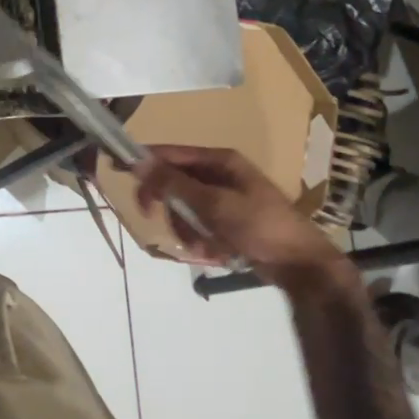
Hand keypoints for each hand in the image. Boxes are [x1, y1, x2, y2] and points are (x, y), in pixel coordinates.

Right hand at [134, 145, 346, 289]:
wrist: (302, 266)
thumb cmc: (260, 226)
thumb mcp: (212, 204)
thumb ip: (173, 183)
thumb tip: (137, 160)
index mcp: (219, 160)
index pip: (170, 153)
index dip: (143, 159)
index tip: (116, 167)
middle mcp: (219, 175)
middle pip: (173, 182)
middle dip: (168, 205)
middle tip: (151, 215)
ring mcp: (224, 199)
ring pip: (183, 208)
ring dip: (187, 228)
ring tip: (203, 245)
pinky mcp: (228, 222)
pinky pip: (199, 225)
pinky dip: (201, 239)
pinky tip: (217, 252)